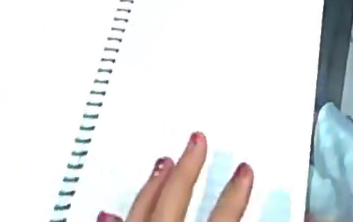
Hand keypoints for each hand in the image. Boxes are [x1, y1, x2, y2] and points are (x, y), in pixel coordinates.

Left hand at [101, 132, 251, 221]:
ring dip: (154, 184)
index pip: (221, 218)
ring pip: (142, 207)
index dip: (235, 194)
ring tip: (163, 162)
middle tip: (198, 138)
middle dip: (189, 166)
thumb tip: (242, 212)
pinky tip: (109, 210)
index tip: (244, 169)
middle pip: (175, 197)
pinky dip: (117, 218)